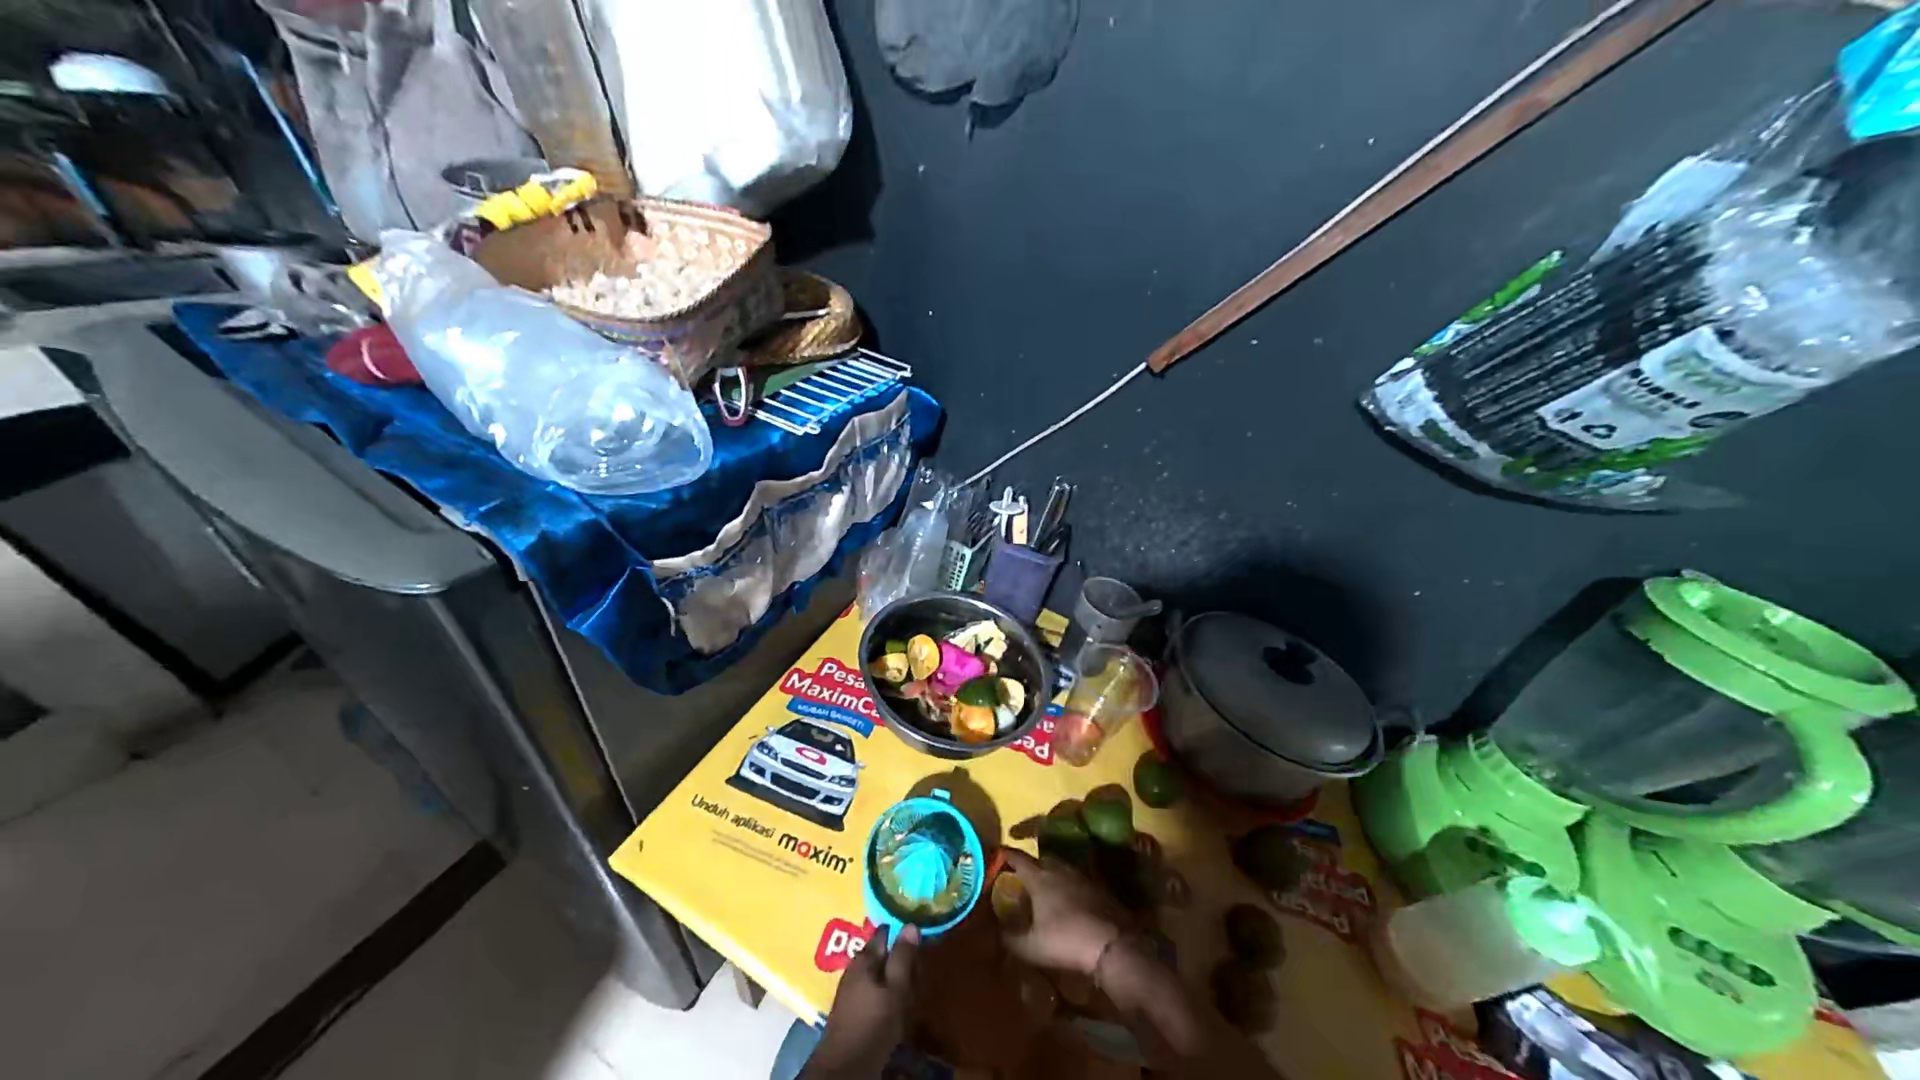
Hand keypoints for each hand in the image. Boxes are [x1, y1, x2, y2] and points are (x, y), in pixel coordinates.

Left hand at [805, 925, 919, 1079]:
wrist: (845, 1066)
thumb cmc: (873, 1023)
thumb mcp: (896, 988)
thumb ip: (903, 957)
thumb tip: (911, 924)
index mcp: (864, 958)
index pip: (885, 932)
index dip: (903, 933)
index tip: (921, 942)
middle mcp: (855, 968)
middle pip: (884, 954)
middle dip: (903, 963)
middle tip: (918, 979)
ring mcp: (852, 989)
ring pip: (881, 975)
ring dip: (898, 983)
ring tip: (911, 997)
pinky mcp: (853, 1009)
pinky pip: (876, 992)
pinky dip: (889, 997)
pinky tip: (898, 1011)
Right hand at [997, 849, 1123, 976]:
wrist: (1113, 944)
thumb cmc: (1066, 941)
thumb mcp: (1031, 946)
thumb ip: (1010, 938)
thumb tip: (996, 932)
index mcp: (1039, 878)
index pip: (1018, 858)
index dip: (1006, 855)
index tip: (997, 854)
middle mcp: (1060, 870)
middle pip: (1041, 859)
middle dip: (1030, 865)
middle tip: (1021, 877)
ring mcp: (1083, 877)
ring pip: (1062, 868)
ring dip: (1051, 875)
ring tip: (1044, 890)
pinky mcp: (1100, 889)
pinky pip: (1078, 881)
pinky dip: (1069, 887)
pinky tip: (1069, 902)